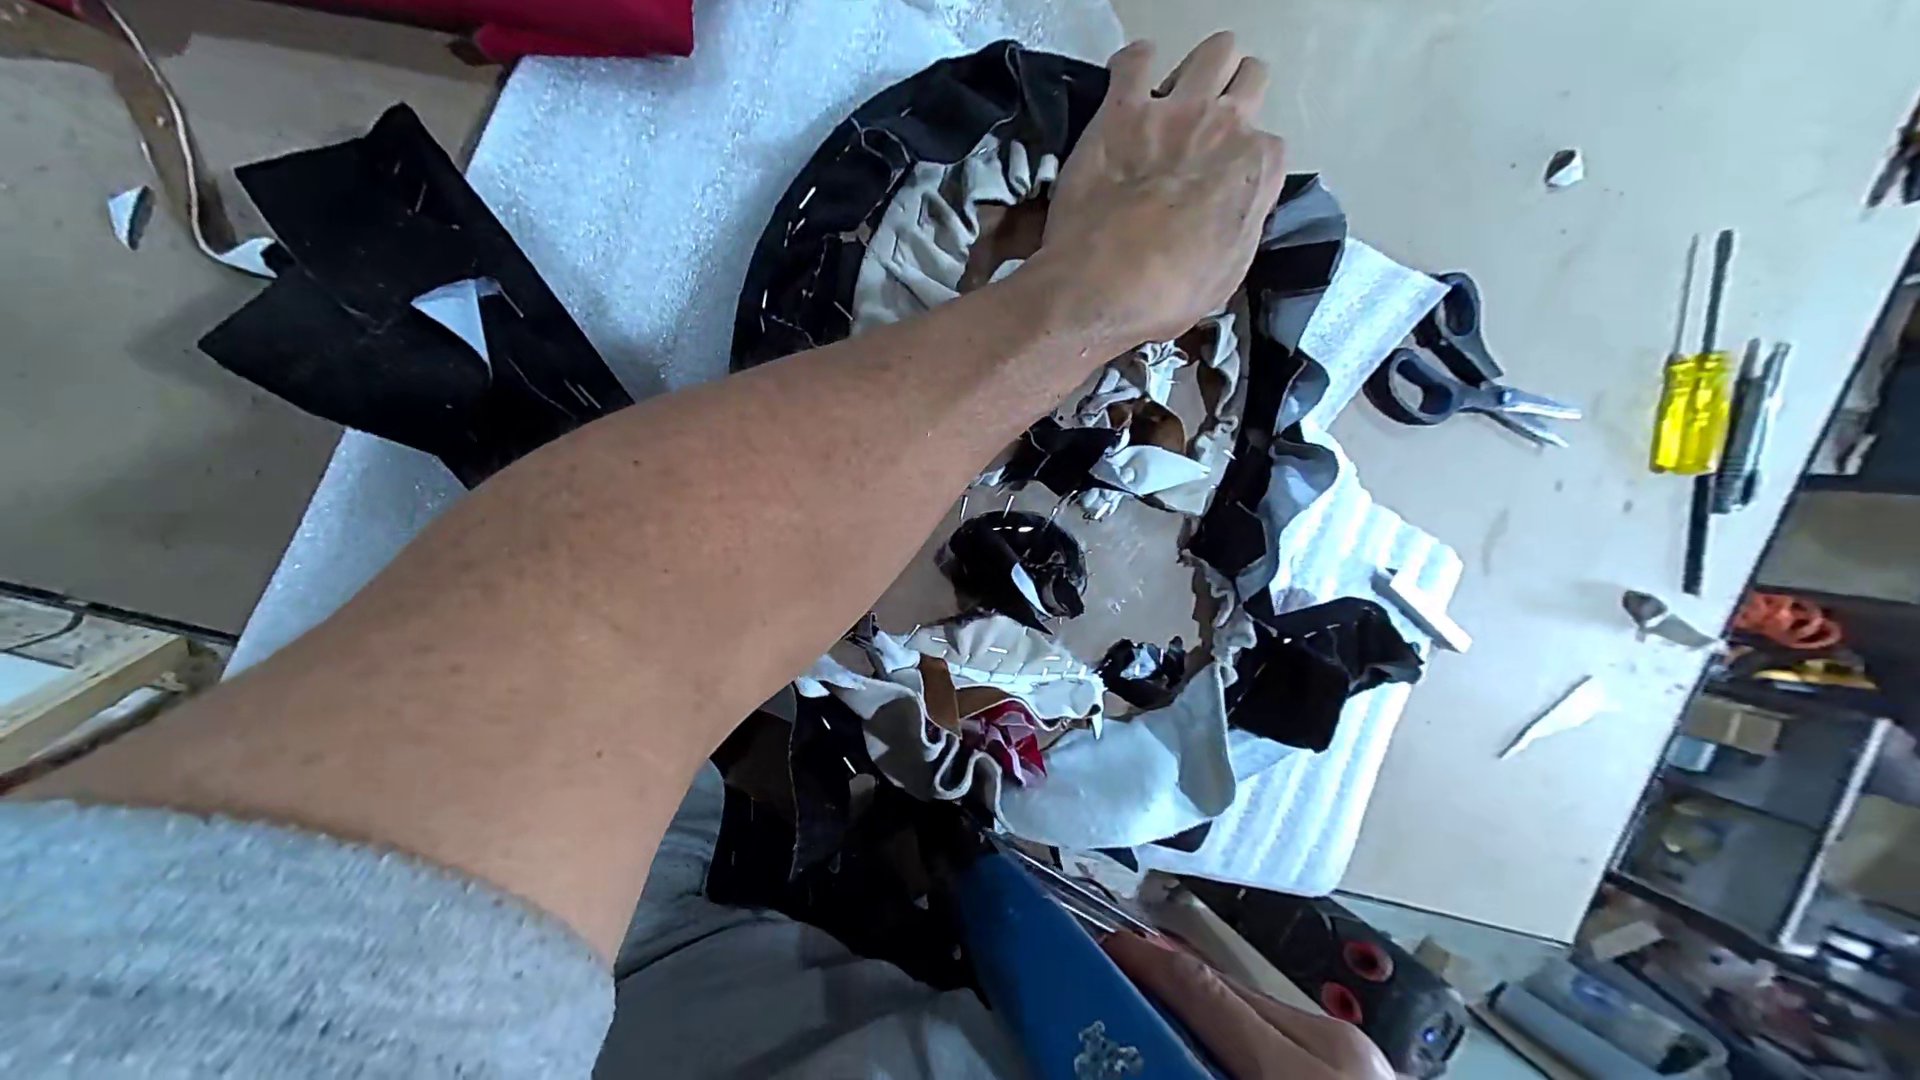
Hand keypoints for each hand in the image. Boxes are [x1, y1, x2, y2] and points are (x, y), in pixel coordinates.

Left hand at [1034, 33, 1288, 346]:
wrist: (1100, 289)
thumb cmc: (1165, 297)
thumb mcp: (1225, 275)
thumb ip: (1238, 227)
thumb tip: (1233, 211)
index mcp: (1257, 168)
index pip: (1265, 146)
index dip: (1240, 164)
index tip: (1218, 182)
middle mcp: (1226, 125)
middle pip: (1248, 80)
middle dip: (1233, 97)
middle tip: (1205, 127)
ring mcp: (1174, 111)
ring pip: (1213, 51)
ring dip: (1200, 69)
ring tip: (1177, 97)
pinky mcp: (1121, 111)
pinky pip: (1136, 59)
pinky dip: (1135, 65)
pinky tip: (1129, 84)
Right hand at [1103, 933, 1396, 1079]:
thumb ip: (1200, 1069)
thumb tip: (1148, 1052)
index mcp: (1301, 1073)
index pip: (1204, 991)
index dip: (1147, 963)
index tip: (1104, 949)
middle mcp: (1331, 1046)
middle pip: (1224, 987)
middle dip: (1165, 981)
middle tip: (1115, 985)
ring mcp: (1354, 1053)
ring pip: (1252, 1005)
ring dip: (1201, 1005)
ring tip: (1156, 1015)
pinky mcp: (1361, 1064)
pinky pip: (1280, 1028)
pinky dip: (1239, 1029)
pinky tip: (1215, 1050)